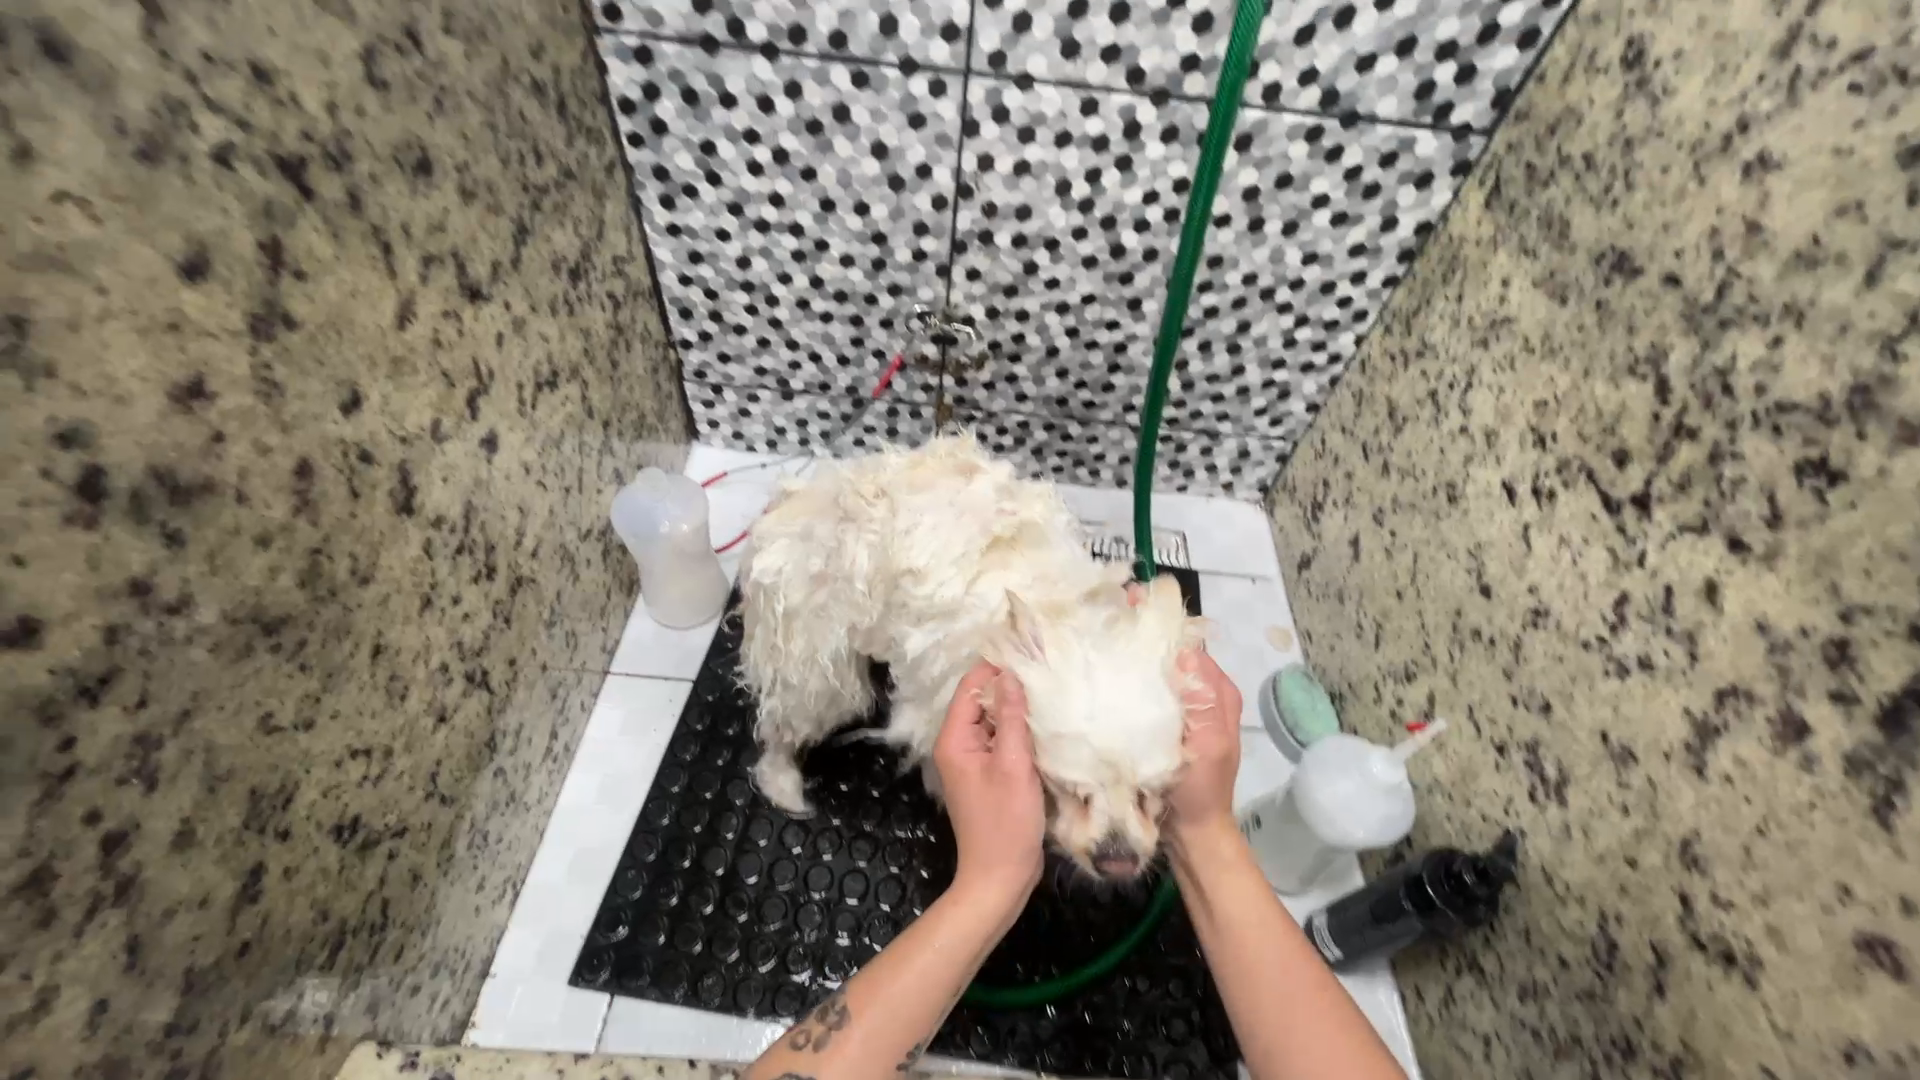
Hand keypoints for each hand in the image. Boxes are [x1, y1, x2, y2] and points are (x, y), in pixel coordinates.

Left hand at [933, 661, 1045, 908]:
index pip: (971, 687)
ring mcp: (973, 761)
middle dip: (1010, 685)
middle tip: (1046, 669)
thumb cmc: (1005, 822)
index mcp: (954, 740)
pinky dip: (1020, 730)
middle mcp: (958, 745)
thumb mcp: (1013, 765)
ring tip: (1051, 690)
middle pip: (982, 701)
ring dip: (1017, 708)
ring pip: (994, 721)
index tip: (1029, 653)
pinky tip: (1046, 724)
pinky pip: (1002, 741)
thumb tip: (1011, 674)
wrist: (999, 878)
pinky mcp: (989, 775)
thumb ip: (1011, 718)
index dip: (997, 668)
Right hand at [1122, 581, 1243, 837]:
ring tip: (1092, 636)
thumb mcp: (1209, 746)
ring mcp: (1178, 708)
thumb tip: (1184, 650)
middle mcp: (1199, 692)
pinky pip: (1142, 690)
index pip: (1186, 640)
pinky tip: (1097, 675)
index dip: (1158, 618)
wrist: (1192, 835)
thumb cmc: (1200, 791)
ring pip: (1153, 668)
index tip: (1127, 599)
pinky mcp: (1158, 724)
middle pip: (1168, 649)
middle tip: (1099, 614)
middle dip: (1138, 628)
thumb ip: (1204, 701)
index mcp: (1216, 691)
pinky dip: (1124, 678)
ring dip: (1128, 652)